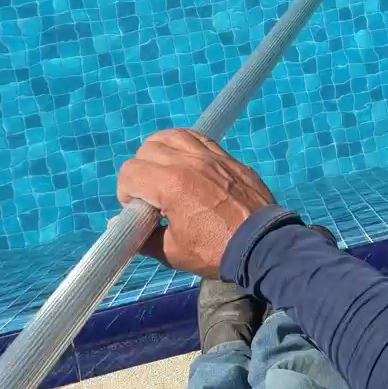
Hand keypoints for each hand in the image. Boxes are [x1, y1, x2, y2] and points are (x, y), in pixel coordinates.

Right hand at [119, 128, 276, 278]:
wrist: (262, 243)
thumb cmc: (216, 251)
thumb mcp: (173, 252)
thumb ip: (145, 238)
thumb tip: (127, 228)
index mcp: (171, 185)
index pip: (130, 172)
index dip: (125, 191)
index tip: (135, 207)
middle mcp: (189, 162)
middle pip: (148, 149)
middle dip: (140, 170)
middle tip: (148, 192)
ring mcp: (211, 156)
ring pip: (173, 135)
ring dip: (161, 150)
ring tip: (163, 170)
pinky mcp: (227, 157)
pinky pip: (199, 138)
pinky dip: (185, 144)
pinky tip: (184, 159)